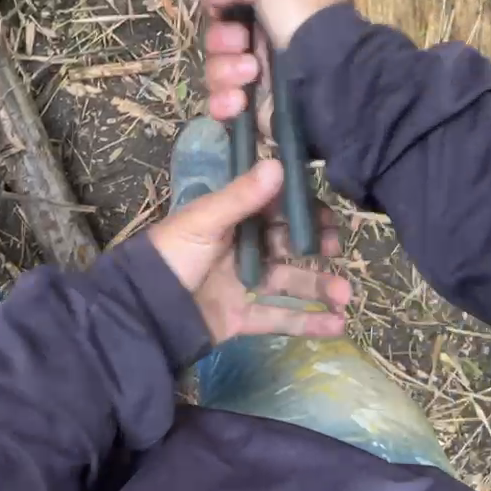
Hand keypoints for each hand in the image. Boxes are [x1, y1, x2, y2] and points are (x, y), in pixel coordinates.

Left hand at [147, 158, 349, 344]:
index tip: (327, 214)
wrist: (143, 310)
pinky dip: (307, 321)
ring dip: (320, 287)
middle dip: (316, 246)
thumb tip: (278, 164)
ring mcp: (241, 282)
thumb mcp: (203, 221)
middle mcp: (239, 247)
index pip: (274, 208)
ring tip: (346, 297)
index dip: (302, 210)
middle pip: (287, 243)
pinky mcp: (240, 315)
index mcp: (229, 218)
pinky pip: (278, 316)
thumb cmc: (170, 255)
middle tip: (334, 250)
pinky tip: (336, 325)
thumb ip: (241, 197)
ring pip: (289, 281)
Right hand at [202, 0, 342, 121]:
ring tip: (253, 73)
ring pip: (213, 74)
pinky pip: (218, 104)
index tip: (222, 13)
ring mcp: (252, 79)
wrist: (325, 74)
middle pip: (214, 43)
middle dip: (222, 42)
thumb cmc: (305, 20)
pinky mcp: (249, 108)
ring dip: (227, 71)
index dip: (218, 13)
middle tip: (244, 45)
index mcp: (265, 14)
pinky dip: (224, 102)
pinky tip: (241, 99)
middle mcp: (257, 45)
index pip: (223, 13)